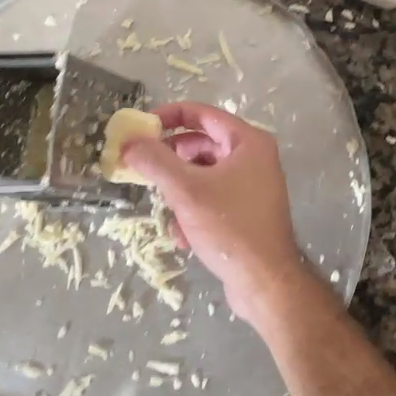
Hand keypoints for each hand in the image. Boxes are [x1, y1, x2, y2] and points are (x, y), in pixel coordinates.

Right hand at [121, 102, 310, 323]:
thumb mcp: (186, 191)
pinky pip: (211, 200)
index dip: (168, 116)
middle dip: (170, 162)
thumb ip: (155, 161)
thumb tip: (130, 142)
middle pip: (201, 145)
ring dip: (180, 194)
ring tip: (169, 213)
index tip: (139, 128)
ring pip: (202, 176)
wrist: (265, 282)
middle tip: (142, 170)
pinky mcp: (246, 212)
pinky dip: (193, 213)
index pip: (202, 114)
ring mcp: (252, 185)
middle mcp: (254, 158)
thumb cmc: (230, 227)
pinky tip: (184, 237)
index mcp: (248, 142)